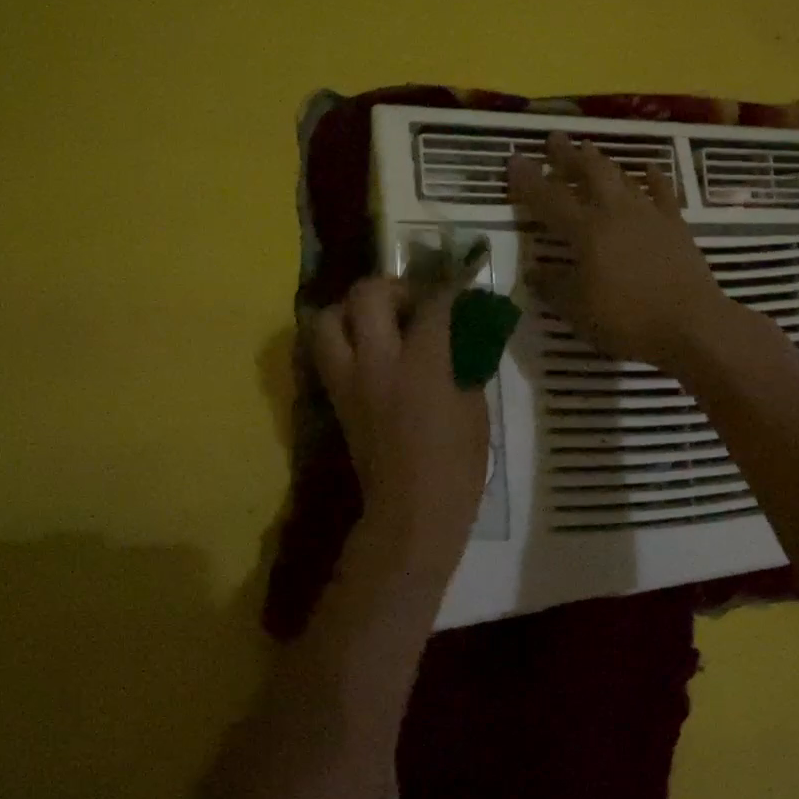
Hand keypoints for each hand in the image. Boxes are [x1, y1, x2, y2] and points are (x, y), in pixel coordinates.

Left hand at [312, 278, 490, 546]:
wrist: (411, 513)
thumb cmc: (456, 466)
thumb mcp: (473, 409)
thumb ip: (463, 364)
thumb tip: (458, 338)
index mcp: (422, 365)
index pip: (432, 305)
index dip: (447, 289)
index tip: (457, 286)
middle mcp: (378, 362)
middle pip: (367, 295)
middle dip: (391, 287)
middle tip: (410, 302)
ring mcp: (349, 379)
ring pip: (327, 318)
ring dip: (350, 310)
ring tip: (375, 321)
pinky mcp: (335, 398)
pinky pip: (325, 350)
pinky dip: (340, 338)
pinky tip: (367, 350)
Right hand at [507, 132, 728, 367]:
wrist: (691, 324)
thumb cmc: (627, 320)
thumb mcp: (577, 311)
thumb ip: (553, 287)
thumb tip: (534, 272)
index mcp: (586, 231)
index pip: (549, 199)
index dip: (528, 180)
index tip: (514, 159)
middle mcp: (615, 212)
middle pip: (589, 173)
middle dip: (568, 155)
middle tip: (555, 139)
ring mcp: (649, 215)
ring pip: (622, 177)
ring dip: (603, 162)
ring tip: (589, 149)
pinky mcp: (676, 225)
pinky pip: (662, 192)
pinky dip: (653, 177)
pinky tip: (648, 168)